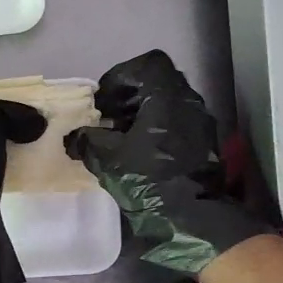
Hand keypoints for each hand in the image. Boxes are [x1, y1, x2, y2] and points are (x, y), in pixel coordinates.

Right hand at [63, 51, 270, 274]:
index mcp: (167, 96)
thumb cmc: (149, 180)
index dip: (121, 76)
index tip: (104, 100)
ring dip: (145, 112)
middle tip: (110, 116)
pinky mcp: (206, 143)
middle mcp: (189, 101)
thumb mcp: (107, 158)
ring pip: (170, 103)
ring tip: (123, 136)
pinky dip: (160, 127)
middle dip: (131, 95)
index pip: (147, 65)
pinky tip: (144, 151)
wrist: (193, 217)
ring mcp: (202, 122)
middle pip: (159, 82)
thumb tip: (76, 137)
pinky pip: (180, 122)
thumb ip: (88, 140)